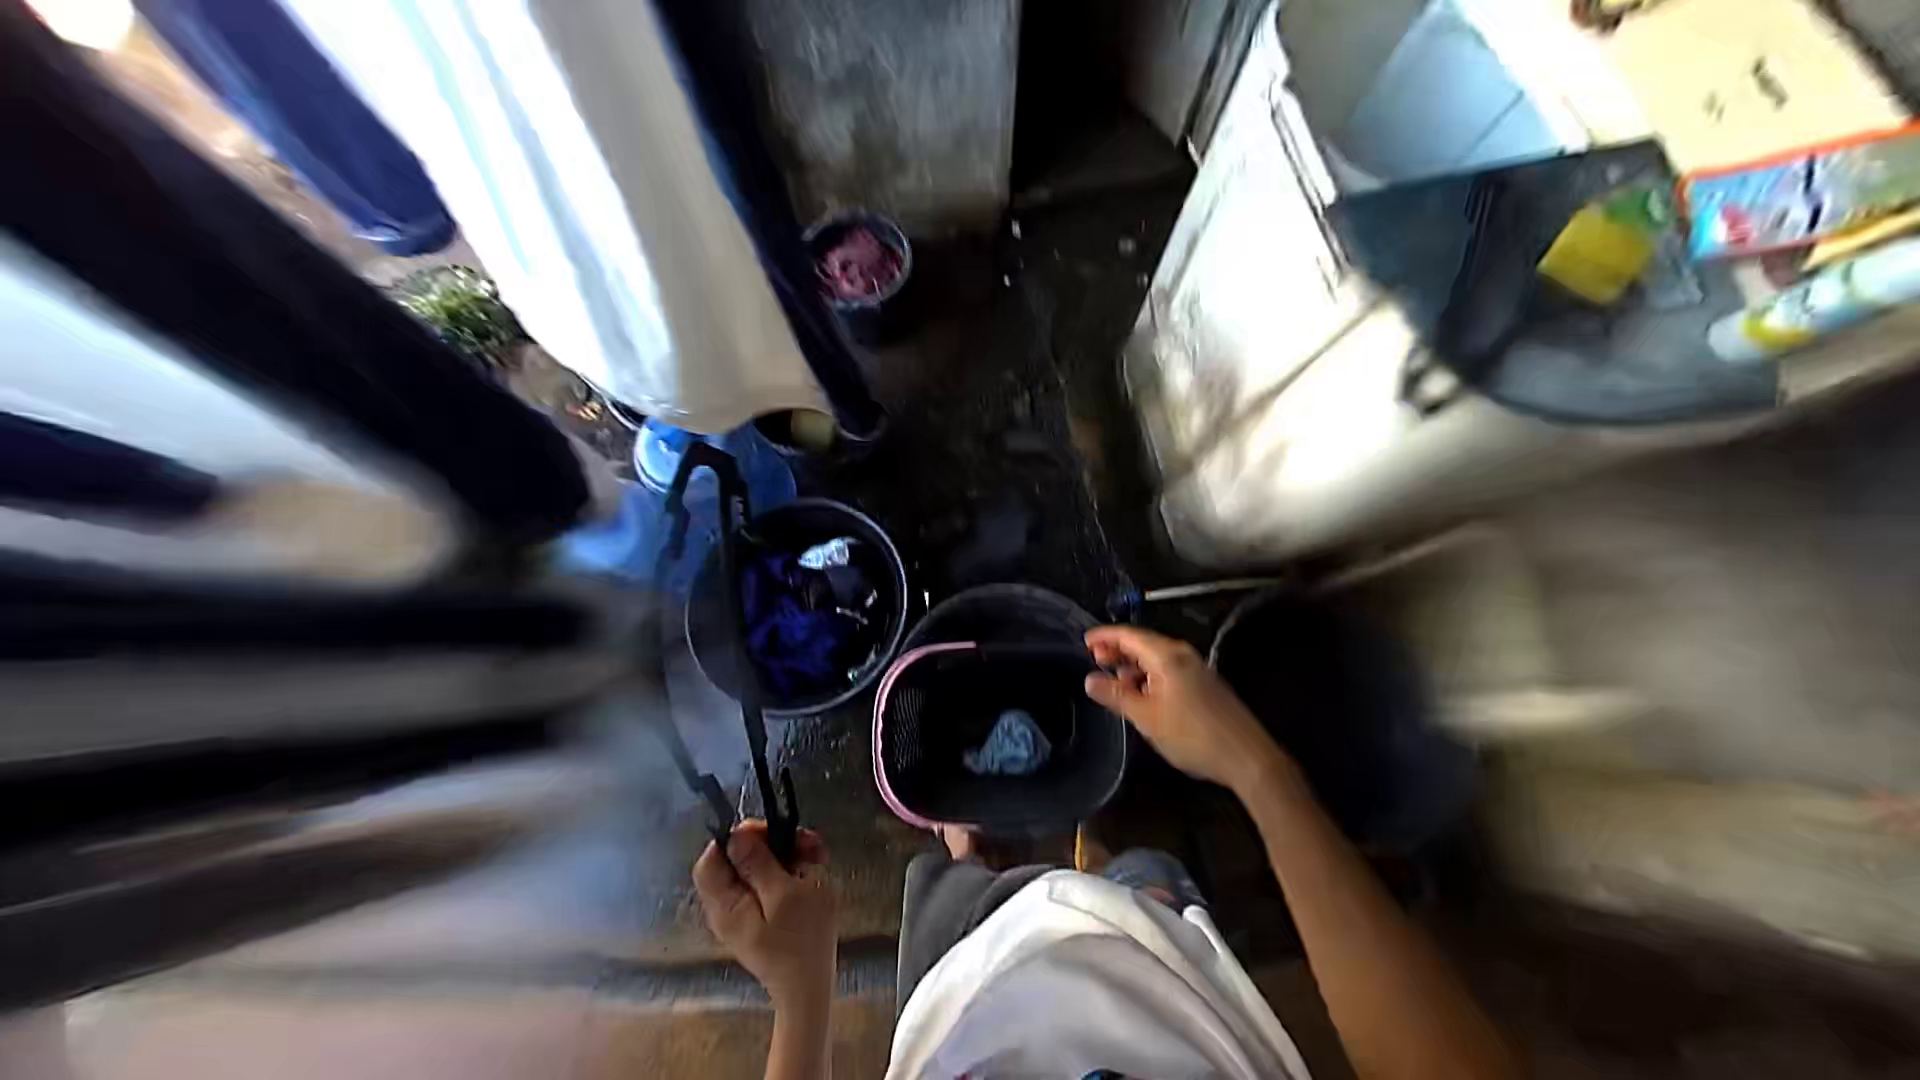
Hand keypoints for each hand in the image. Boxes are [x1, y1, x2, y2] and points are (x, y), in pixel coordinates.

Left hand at [692, 820, 835, 1008]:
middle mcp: (729, 904)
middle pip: (738, 857)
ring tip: (818, 854)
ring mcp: (746, 909)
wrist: (812, 988)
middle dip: (773, 840)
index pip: (711, 857)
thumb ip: (759, 864)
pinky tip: (814, 867)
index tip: (770, 831)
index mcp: (726, 903)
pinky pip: (770, 879)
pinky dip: (791, 867)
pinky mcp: (764, 912)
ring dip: (788, 851)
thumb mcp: (785, 896)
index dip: (737, 837)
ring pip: (758, 864)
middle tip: (807, 841)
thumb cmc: (801, 941)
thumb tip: (735, 836)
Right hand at [1084, 625, 1293, 794]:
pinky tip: (1141, 694)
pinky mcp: (1204, 685)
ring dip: (1133, 665)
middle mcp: (1182, 655)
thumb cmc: (1192, 735)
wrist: (1247, 758)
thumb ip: (1116, 696)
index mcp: (1167, 656)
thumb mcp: (1146, 717)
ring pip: (1156, 658)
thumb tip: (1089, 680)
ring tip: (1114, 680)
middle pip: (1143, 643)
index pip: (1129, 635)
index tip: (1085, 641)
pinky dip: (1149, 676)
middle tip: (1094, 659)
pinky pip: (1169, 670)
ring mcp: (1196, 669)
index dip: (1105, 636)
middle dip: (1118, 650)